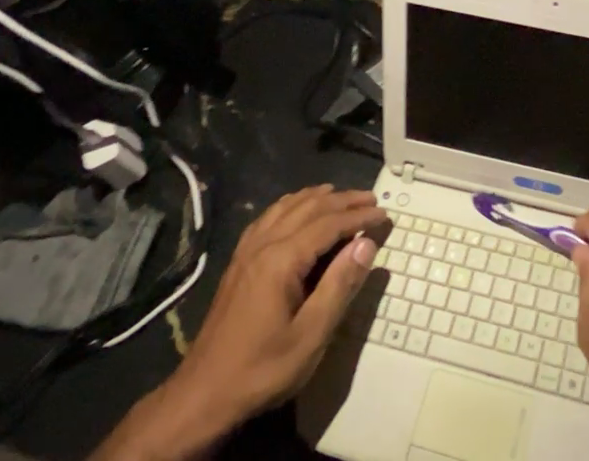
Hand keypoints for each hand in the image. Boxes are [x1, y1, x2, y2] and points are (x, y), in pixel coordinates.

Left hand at [91, 185, 385, 460]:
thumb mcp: (311, 335)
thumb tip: (366, 244)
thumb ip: (340, 285)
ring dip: (315, 198)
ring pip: (284, 209)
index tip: (385, 214)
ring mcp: (246, 254)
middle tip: (371, 199)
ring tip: (339, 194)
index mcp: (281, 260)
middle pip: (307, 209)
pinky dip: (288, 206)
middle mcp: (262, 246)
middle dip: (341, 200)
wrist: (203, 395)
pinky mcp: (237, 265)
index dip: (359, 217)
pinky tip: (294, 210)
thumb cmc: (263, 368)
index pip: (328, 224)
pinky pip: (267, 220)